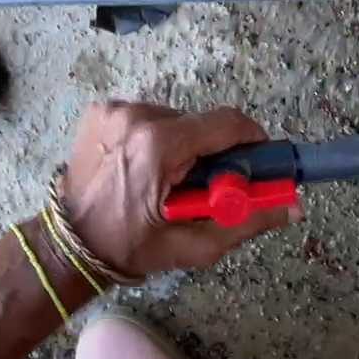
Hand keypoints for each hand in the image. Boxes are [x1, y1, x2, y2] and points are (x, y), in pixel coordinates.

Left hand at [58, 101, 302, 275]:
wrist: (66, 245)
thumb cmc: (129, 248)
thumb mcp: (192, 244)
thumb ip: (246, 221)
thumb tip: (292, 205)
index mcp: (159, 146)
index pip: (225, 124)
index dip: (250, 139)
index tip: (257, 159)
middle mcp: (136, 117)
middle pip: (198, 124)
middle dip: (209, 152)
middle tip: (203, 185)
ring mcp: (115, 110)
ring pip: (172, 120)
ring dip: (179, 144)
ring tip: (164, 180)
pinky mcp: (101, 110)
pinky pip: (146, 117)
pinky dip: (152, 137)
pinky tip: (139, 167)